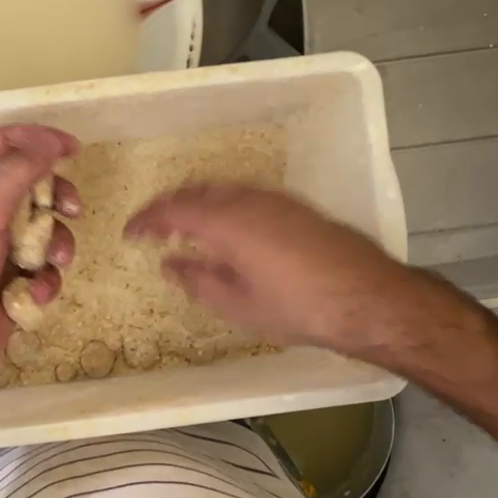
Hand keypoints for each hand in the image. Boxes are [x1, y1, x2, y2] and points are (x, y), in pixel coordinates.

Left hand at [0, 125, 79, 375]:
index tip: (72, 149)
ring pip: (50, 231)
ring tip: (54, 262)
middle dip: (59, 197)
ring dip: (59, 245)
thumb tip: (50, 142)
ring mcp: (6, 247)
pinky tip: (34, 293)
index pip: (8, 145)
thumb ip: (17, 175)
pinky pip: (47, 270)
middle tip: (73, 209)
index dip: (40, 139)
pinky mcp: (19, 279)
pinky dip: (47, 281)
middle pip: (38, 186)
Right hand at [124, 184, 441, 363]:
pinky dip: (222, 206)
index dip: (145, 220)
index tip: (129, 233)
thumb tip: (169, 264)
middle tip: (153, 229)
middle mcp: (247, 200)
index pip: (171, 209)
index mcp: (225, 221)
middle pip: (196, 191)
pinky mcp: (295, 207)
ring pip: (222, 190)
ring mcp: (275, 200)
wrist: (367, 299)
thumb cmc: (296, 307)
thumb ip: (196, 279)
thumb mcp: (236, 303)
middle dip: (169, 207)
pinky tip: (226, 230)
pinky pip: (244, 195)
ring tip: (184, 229)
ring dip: (197, 204)